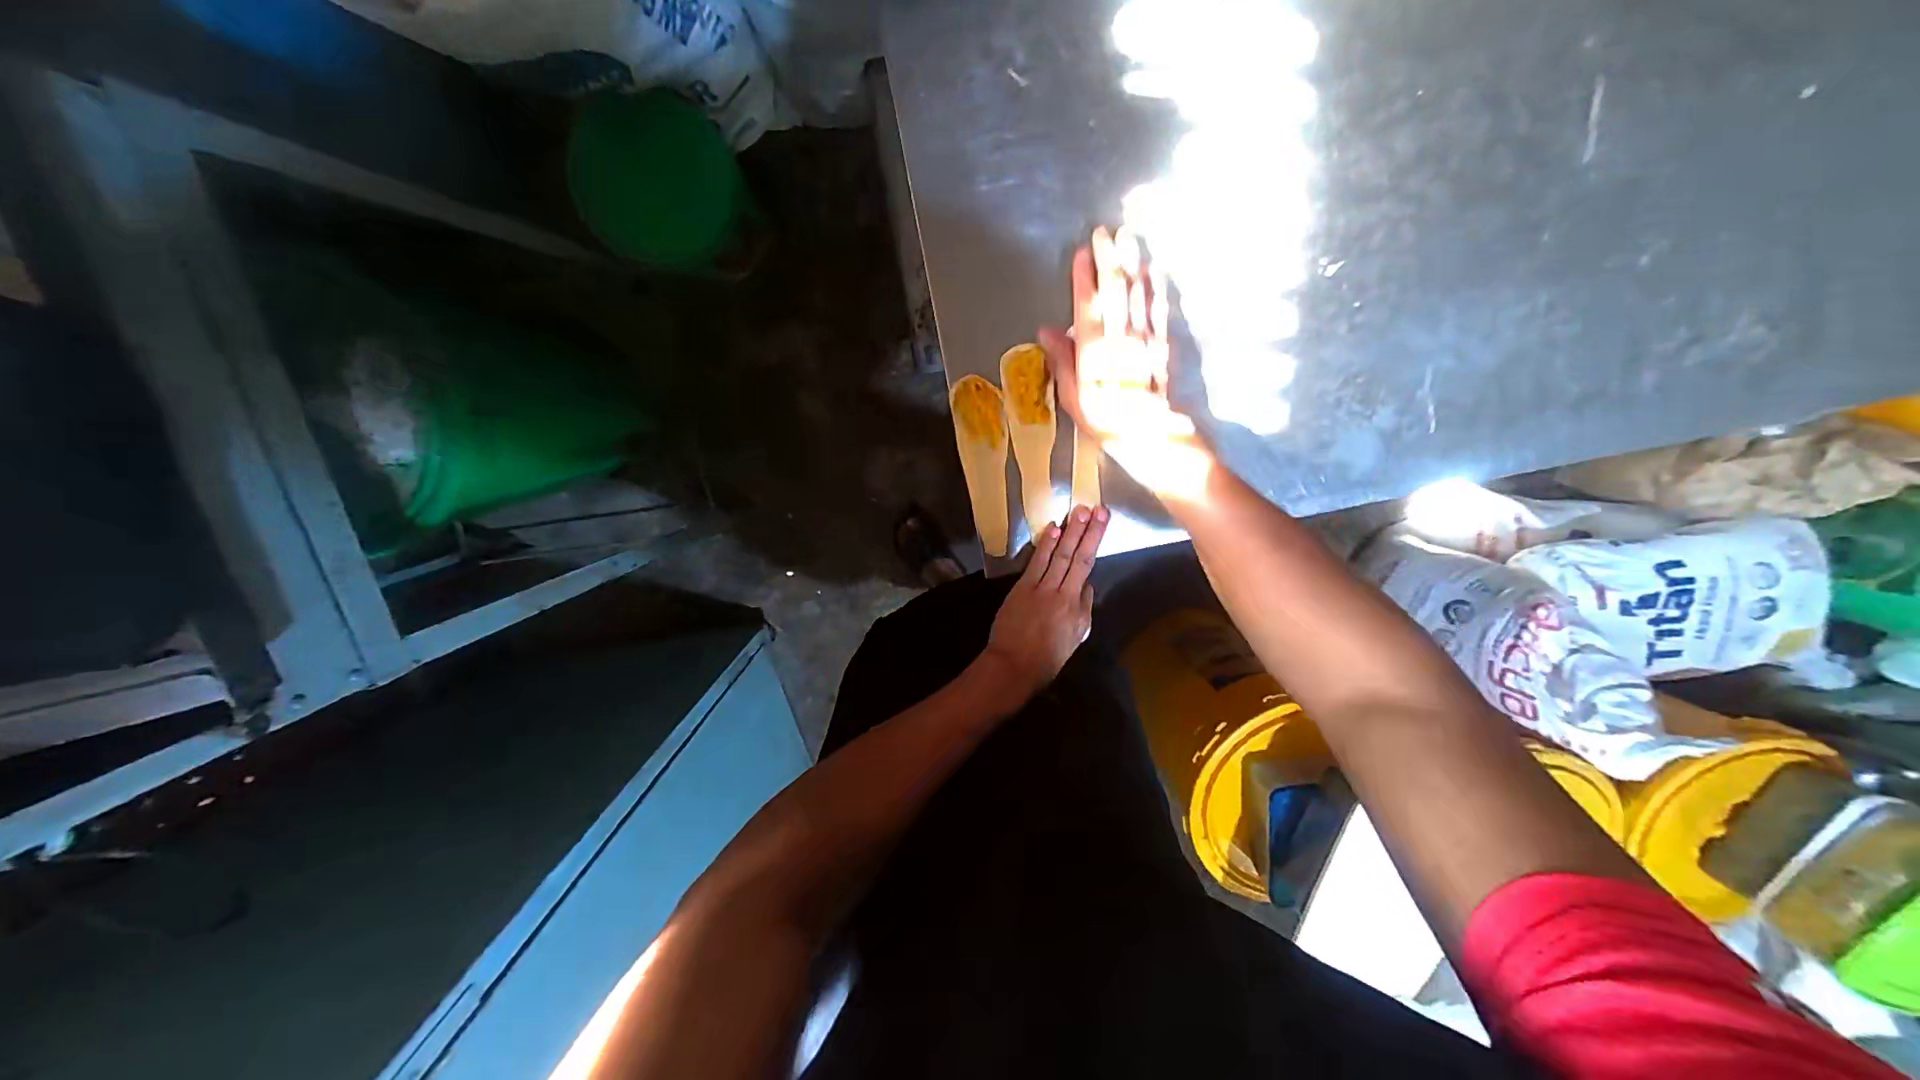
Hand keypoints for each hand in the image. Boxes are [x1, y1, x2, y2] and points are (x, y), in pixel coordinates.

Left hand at [979, 505, 1109, 698]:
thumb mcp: (1076, 638)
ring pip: (1060, 556)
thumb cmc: (1047, 658)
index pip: (1088, 568)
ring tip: (1079, 511)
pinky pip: (1037, 563)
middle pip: (1078, 557)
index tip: (1102, 522)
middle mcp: (1063, 594)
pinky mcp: (1022, 589)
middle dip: (1088, 531)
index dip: (1096, 543)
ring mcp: (1041, 589)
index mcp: (1077, 607)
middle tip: (1098, 508)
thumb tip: (1087, 585)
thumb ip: (1084, 609)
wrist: (1014, 666)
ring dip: (1070, 531)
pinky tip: (1054, 529)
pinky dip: (1046, 546)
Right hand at [1042, 227, 1216, 499]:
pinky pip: (1157, 313)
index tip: (1082, 252)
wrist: (1153, 440)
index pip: (1087, 308)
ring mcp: (1144, 342)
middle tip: (1106, 231)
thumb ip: (1062, 362)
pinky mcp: (1161, 347)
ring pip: (1137, 296)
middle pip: (1115, 293)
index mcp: (1094, 354)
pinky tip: (1155, 271)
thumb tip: (1047, 330)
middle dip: (1109, 261)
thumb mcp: (1074, 400)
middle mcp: (1120, 341)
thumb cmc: (1107, 424)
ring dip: (1132, 265)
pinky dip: (1155, 290)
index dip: (1084, 279)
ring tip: (1129, 238)